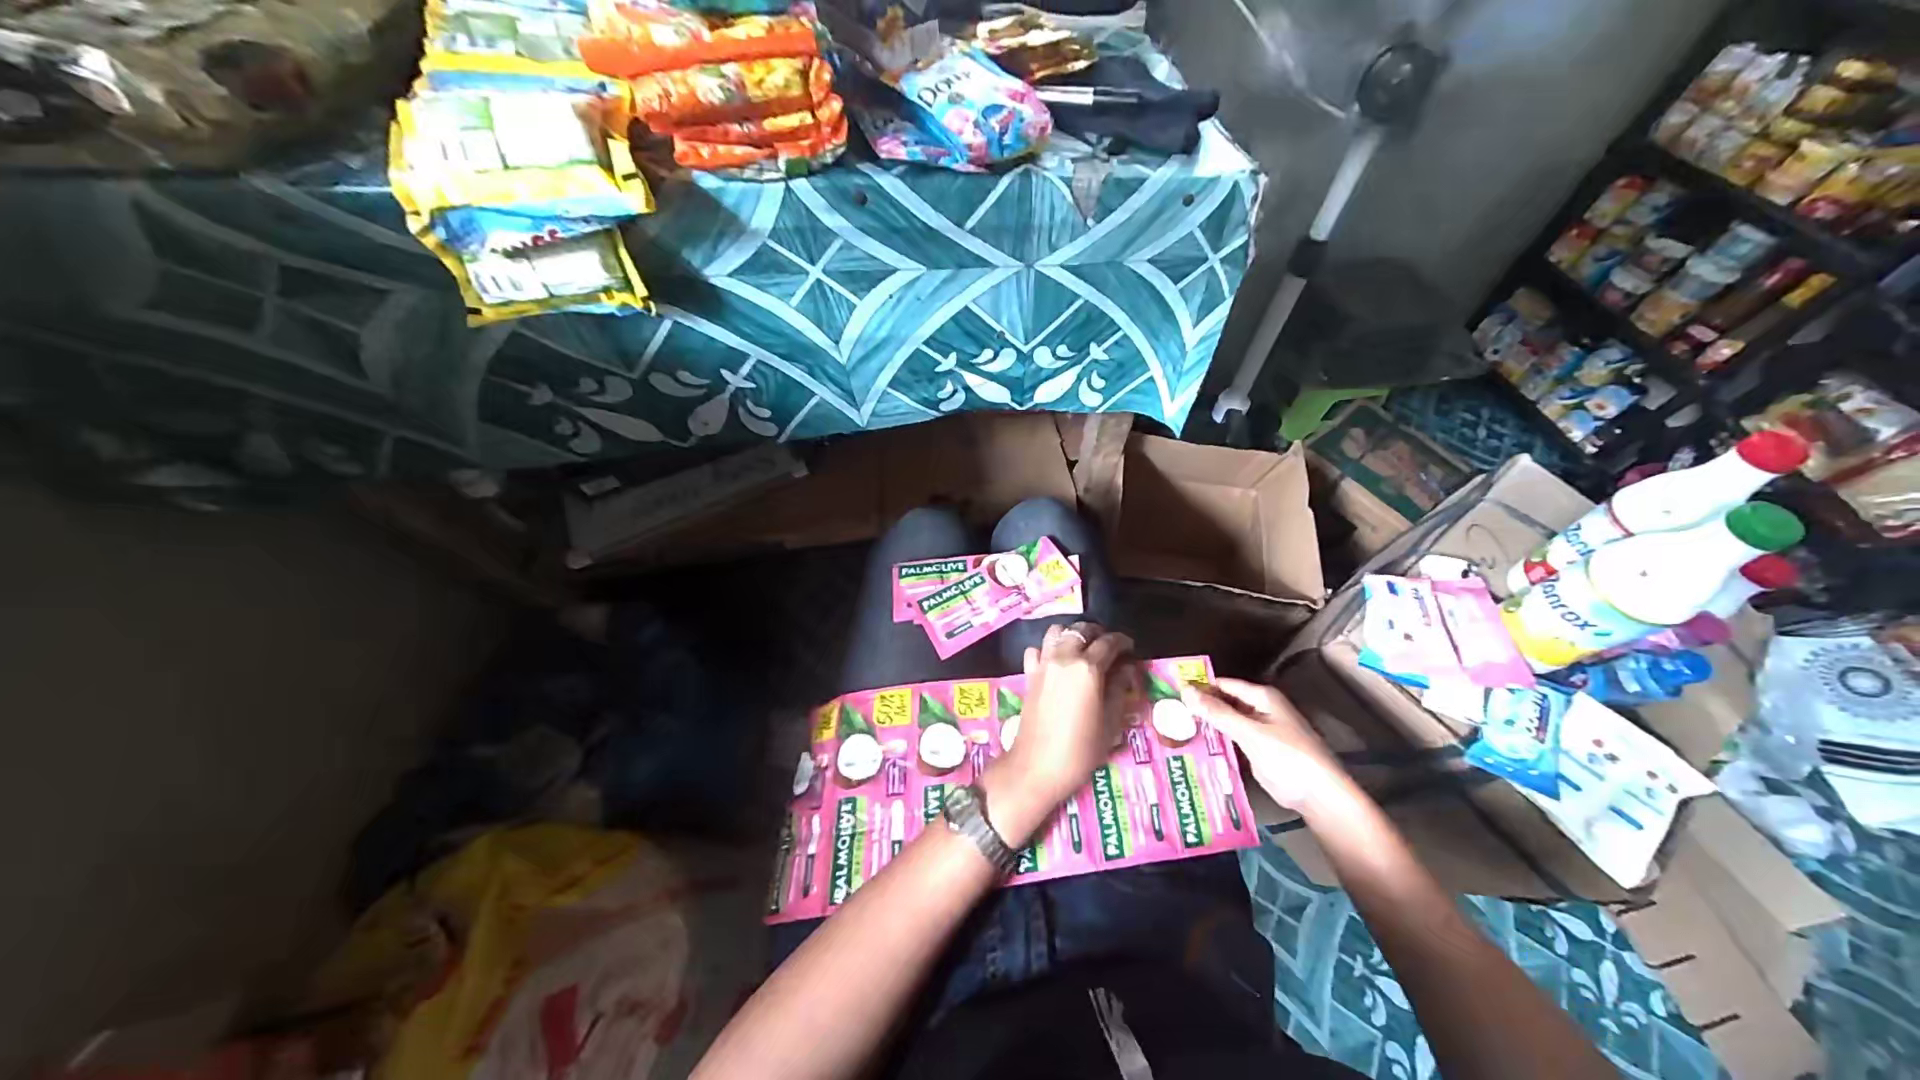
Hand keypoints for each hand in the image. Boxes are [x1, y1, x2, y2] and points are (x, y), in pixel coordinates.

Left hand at [998, 622, 1138, 810]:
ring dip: (1072, 635)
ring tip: (1084, 648)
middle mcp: (1063, 658)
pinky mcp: (1028, 675)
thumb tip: (1126, 669)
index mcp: (1087, 668)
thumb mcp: (1110, 722)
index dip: (1123, 642)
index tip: (1131, 647)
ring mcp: (1043, 665)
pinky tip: (1057, 662)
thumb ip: (1119, 689)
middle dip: (1097, 633)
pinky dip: (1048, 649)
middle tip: (1110, 646)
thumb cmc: (1080, 750)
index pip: (1109, 643)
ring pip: (1056, 632)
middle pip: (1080, 630)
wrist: (1036, 767)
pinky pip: (1037, 650)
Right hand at [1181, 678, 1350, 813]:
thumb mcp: (1250, 732)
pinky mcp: (1258, 751)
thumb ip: (1217, 713)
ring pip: (1227, 721)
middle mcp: (1260, 710)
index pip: (1224, 684)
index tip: (1172, 691)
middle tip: (1168, 711)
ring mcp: (1260, 731)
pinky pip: (1232, 739)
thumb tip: (1186, 691)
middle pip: (1225, 702)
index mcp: (1263, 698)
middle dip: (1202, 706)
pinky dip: (1216, 740)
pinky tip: (1195, 745)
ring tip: (1175, 726)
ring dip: (1207, 724)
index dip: (1200, 686)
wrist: (1319, 795)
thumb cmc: (1288, 757)